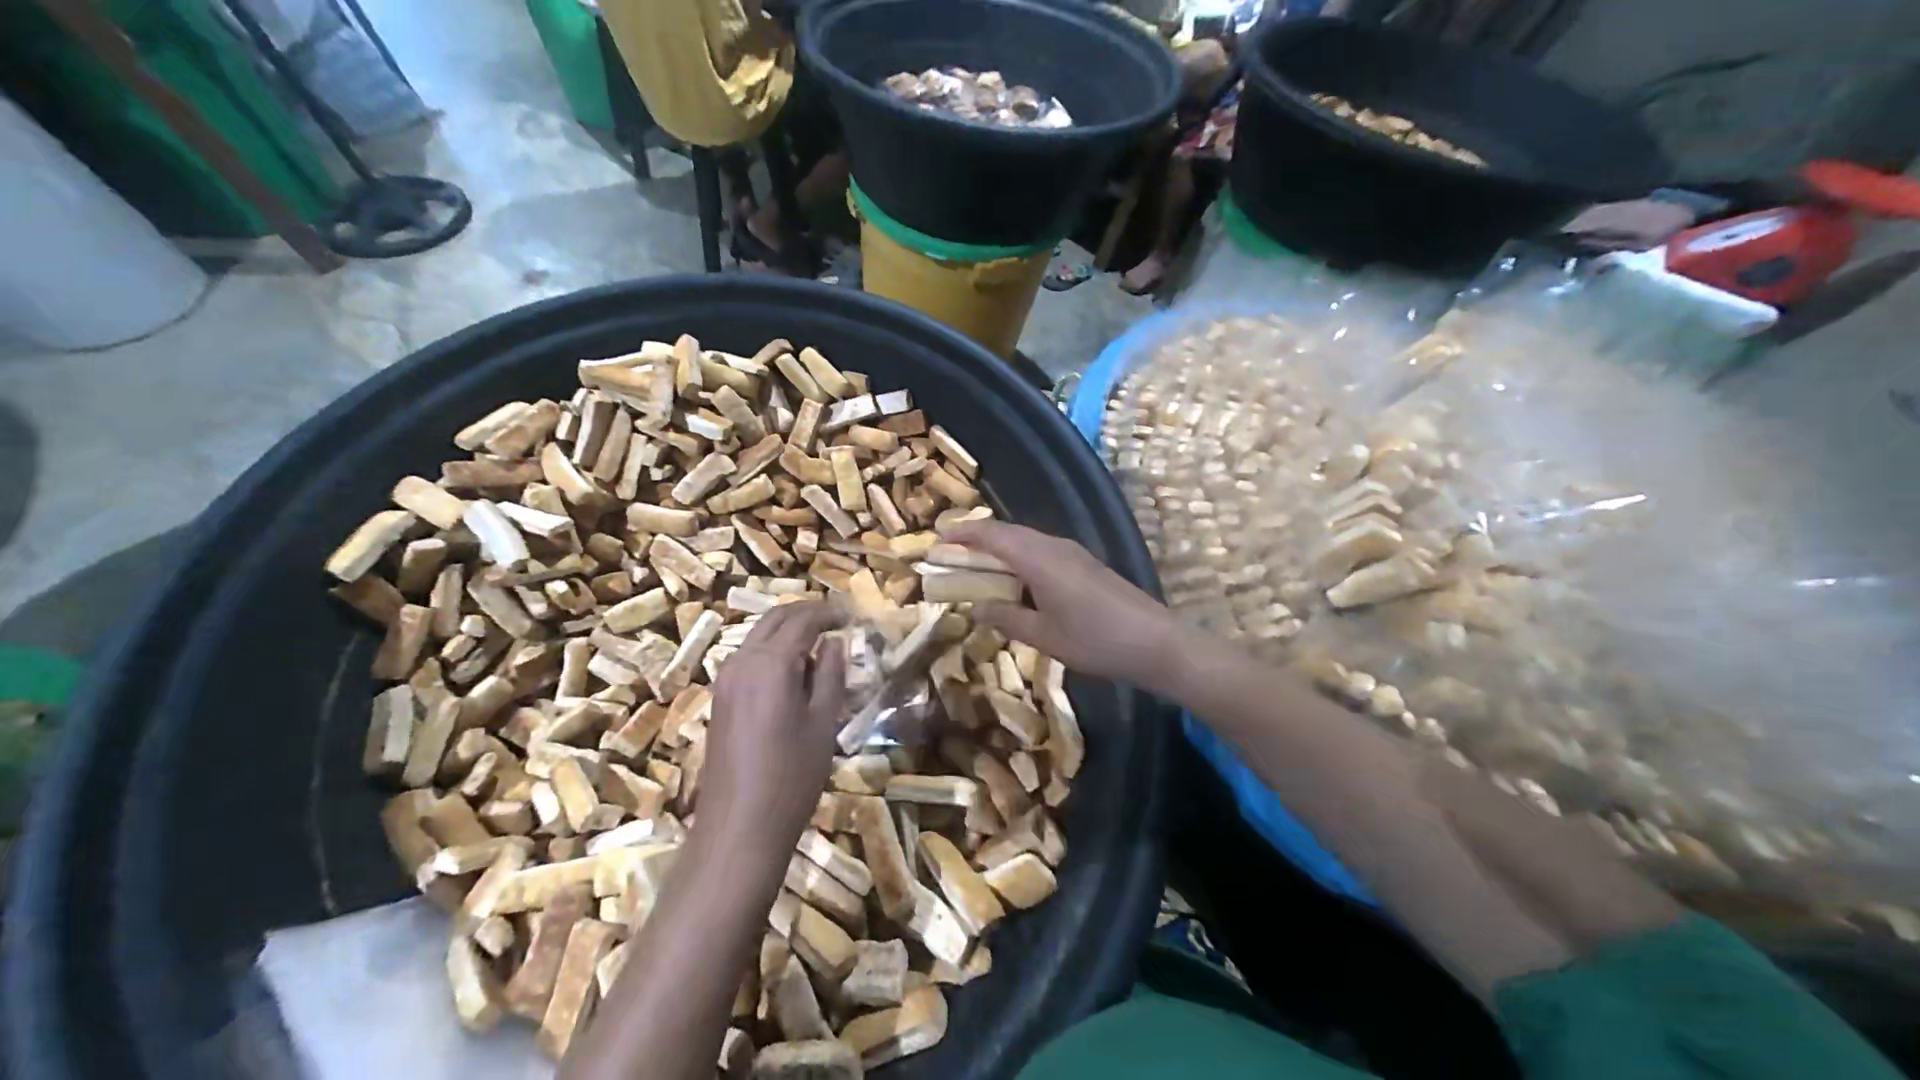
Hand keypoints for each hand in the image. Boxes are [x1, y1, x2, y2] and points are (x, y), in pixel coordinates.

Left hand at [699, 602, 846, 844]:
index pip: (802, 621)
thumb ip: (830, 674)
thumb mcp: (823, 722)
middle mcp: (742, 662)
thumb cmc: (792, 775)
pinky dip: (772, 651)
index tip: (852, 615)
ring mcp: (725, 680)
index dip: (829, 613)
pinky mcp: (720, 699)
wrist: (740, 826)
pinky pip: (749, 658)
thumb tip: (833, 642)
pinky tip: (793, 673)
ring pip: (758, 637)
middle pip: (774, 619)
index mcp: (770, 663)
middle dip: (806, 613)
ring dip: (788, 631)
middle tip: (836, 620)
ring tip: (820, 645)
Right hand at [942, 521, 1181, 690]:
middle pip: (1007, 532)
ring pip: (1026, 539)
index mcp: (1039, 559)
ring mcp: (1073, 553)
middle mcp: (1054, 546)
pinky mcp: (1085, 564)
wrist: (1156, 643)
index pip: (991, 534)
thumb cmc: (1096, 641)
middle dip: (975, 539)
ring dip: (998, 548)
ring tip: (977, 568)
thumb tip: (976, 608)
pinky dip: (1018, 558)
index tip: (936, 542)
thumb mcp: (1044, 636)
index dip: (961, 534)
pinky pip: (1041, 550)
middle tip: (950, 556)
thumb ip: (1006, 618)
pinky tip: (1015, 581)